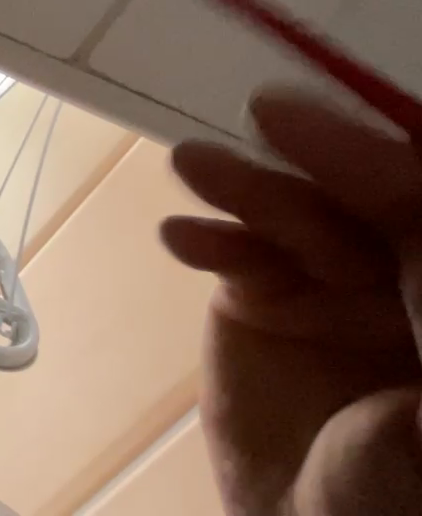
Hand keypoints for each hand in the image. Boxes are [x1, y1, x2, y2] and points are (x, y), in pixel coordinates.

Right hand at [161, 89, 421, 514]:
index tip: (315, 113)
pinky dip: (204, 238)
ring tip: (193, 166)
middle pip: (365, 194)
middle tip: (261, 121)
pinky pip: (233, 251)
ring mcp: (338, 290)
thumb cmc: (412, 471)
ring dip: (246, 187)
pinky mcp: (260, 302)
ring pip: (294, 213)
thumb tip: (349, 140)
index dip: (387, 146)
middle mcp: (411, 279)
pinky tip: (185, 242)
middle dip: (316, 161)